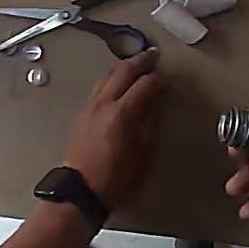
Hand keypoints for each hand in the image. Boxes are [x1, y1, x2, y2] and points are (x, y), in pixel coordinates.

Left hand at [62, 49, 165, 206]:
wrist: (81, 191)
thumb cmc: (116, 177)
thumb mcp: (144, 152)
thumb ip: (149, 125)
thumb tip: (151, 108)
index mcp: (122, 113)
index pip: (145, 85)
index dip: (159, 80)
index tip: (167, 81)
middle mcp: (104, 105)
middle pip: (123, 71)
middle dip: (141, 61)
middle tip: (153, 56)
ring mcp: (90, 108)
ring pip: (107, 77)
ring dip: (123, 69)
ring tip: (135, 68)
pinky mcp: (82, 115)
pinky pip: (98, 90)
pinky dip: (111, 82)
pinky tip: (117, 88)